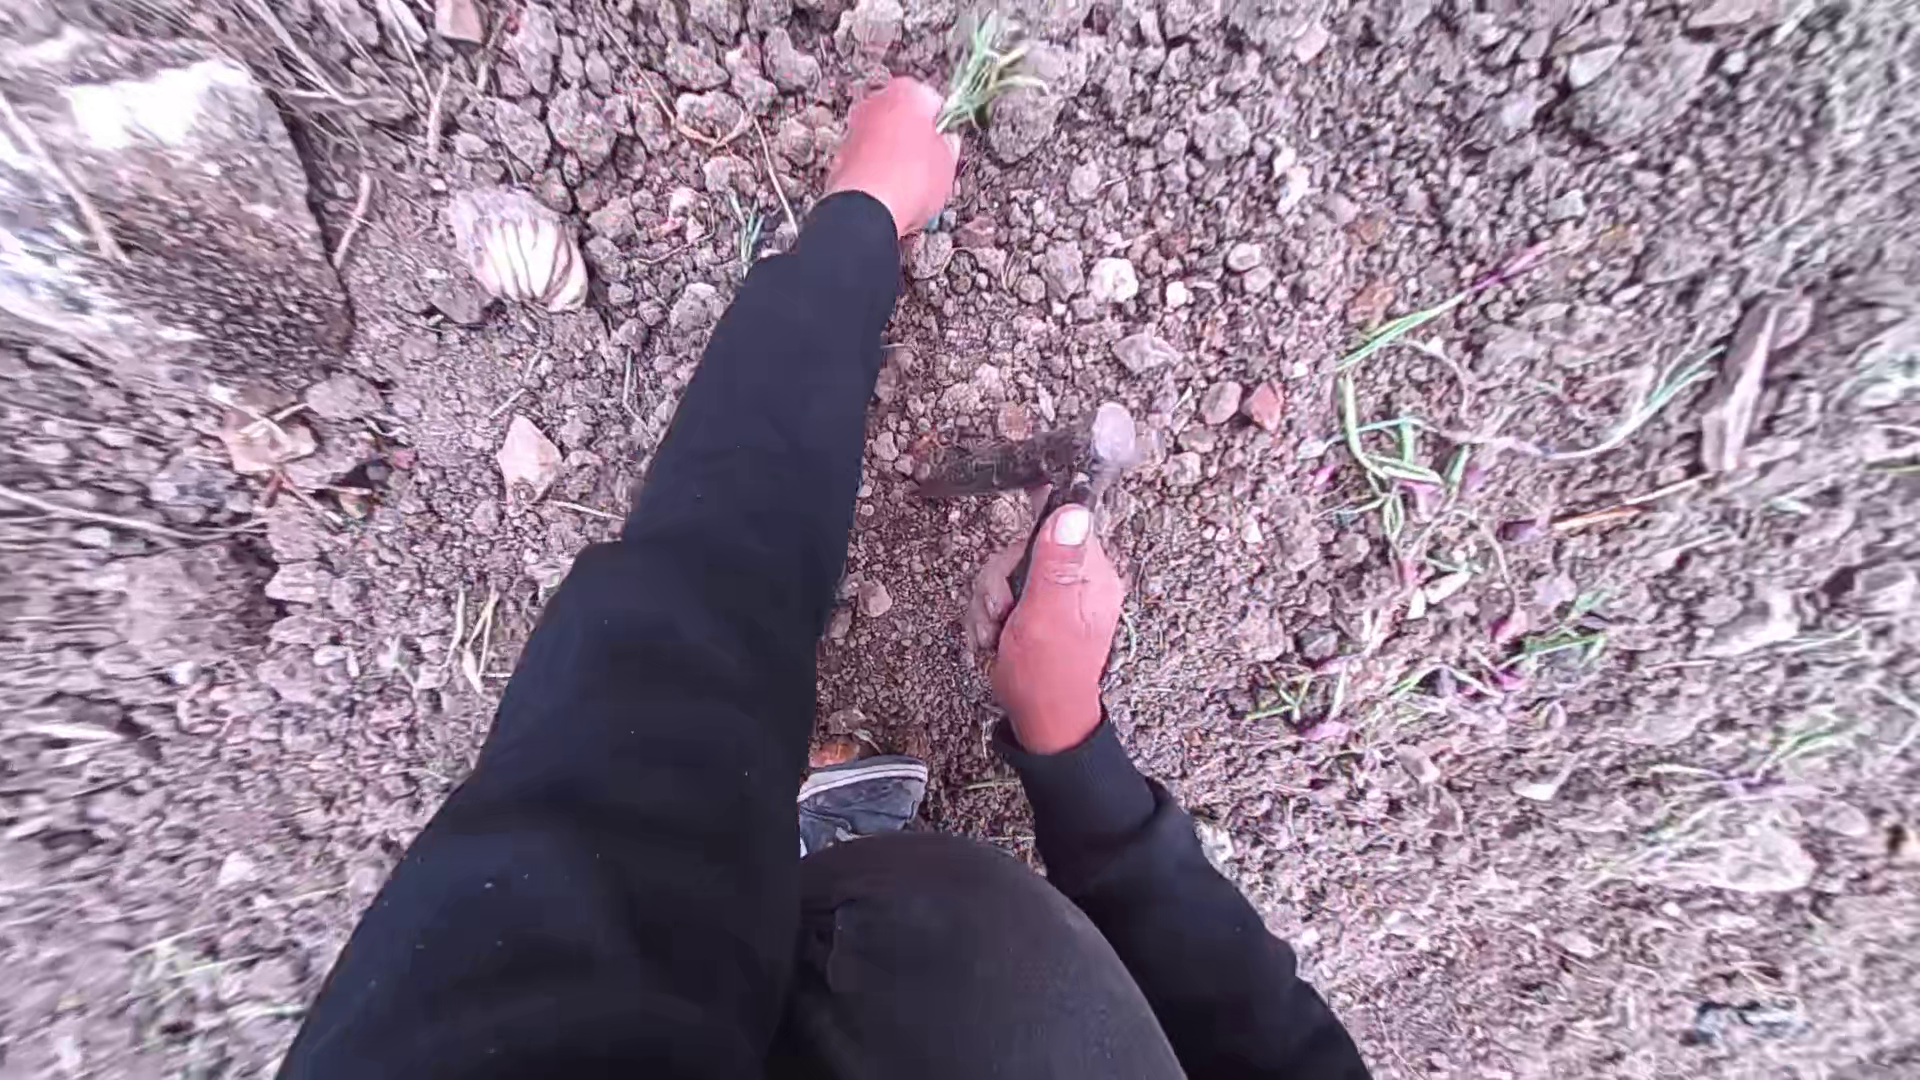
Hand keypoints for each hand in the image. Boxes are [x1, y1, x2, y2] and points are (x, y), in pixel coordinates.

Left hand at [825, 77, 959, 236]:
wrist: (868, 208)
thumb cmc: (910, 181)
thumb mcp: (947, 166)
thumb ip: (950, 147)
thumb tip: (948, 143)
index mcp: (908, 92)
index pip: (933, 101)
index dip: (942, 128)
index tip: (946, 147)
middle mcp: (877, 101)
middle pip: (904, 120)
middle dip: (916, 144)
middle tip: (929, 171)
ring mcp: (855, 128)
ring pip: (884, 142)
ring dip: (895, 161)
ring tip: (910, 190)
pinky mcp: (841, 156)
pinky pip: (868, 163)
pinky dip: (877, 176)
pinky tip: (889, 197)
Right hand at [968, 500, 1125, 754]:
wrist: (1038, 716)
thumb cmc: (1047, 675)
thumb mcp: (1048, 615)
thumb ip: (1056, 564)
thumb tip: (1072, 512)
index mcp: (1091, 576)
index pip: (1064, 524)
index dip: (1033, 532)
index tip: (1015, 556)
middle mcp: (1073, 580)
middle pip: (1022, 548)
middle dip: (999, 581)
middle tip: (1001, 611)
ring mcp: (1050, 593)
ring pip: (1002, 571)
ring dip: (988, 603)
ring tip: (995, 632)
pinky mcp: (1029, 606)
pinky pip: (995, 593)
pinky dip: (986, 615)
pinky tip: (992, 637)